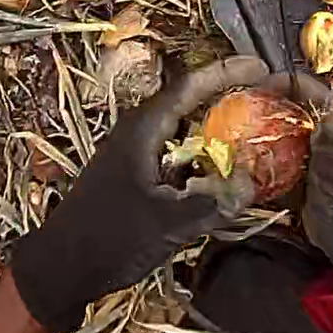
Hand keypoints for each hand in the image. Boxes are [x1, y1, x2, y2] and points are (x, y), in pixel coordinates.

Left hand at [10, 56, 271, 332]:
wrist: (64, 266)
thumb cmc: (111, 237)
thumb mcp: (166, 223)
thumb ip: (211, 203)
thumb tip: (253, 184)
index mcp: (143, 129)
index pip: (189, 86)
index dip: (226, 72)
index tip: (261, 66)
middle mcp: (140, 131)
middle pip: (190, 100)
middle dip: (228, 93)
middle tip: (268, 91)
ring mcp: (137, 151)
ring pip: (185, 127)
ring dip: (218, 124)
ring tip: (256, 122)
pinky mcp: (138, 172)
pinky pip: (178, 152)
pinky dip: (204, 153)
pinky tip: (226, 167)